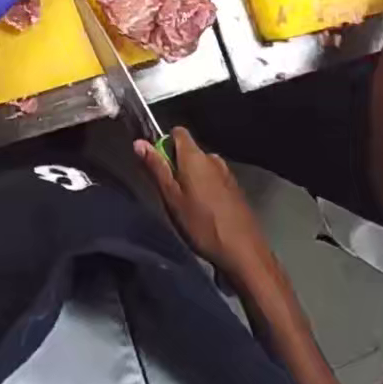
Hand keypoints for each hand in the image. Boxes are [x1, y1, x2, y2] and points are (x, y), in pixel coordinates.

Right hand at [134, 127, 271, 277]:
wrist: (243, 252)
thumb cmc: (200, 224)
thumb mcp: (170, 197)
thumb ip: (156, 168)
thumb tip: (139, 142)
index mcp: (195, 157)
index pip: (178, 132)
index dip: (164, 142)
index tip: (157, 163)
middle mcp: (213, 159)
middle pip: (189, 151)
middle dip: (176, 164)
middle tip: (168, 191)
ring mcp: (227, 174)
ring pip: (201, 167)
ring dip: (191, 178)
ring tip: (185, 205)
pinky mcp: (236, 190)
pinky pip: (213, 179)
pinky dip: (205, 188)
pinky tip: (204, 212)